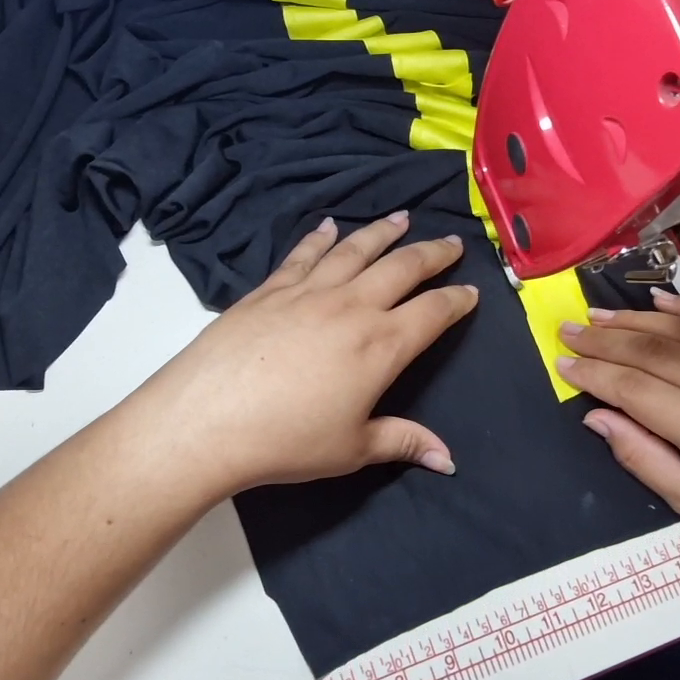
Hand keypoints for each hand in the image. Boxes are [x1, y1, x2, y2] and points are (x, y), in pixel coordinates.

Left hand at [109, 213, 477, 500]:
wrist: (207, 419)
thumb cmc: (287, 441)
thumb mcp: (352, 449)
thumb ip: (403, 442)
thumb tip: (448, 461)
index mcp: (382, 345)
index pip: (433, 312)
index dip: (457, 300)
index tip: (471, 291)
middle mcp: (351, 306)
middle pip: (402, 268)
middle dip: (432, 254)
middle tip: (451, 243)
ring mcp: (308, 292)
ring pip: (355, 250)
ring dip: (383, 232)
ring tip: (402, 218)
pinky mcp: (269, 289)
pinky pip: (303, 254)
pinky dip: (320, 237)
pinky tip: (329, 226)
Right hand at [555, 290, 679, 566]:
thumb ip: (641, 457)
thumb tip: (596, 417)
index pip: (635, 389)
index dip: (593, 374)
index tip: (562, 364)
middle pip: (654, 352)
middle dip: (604, 340)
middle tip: (568, 330)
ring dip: (636, 320)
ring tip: (599, 316)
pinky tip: (658, 302)